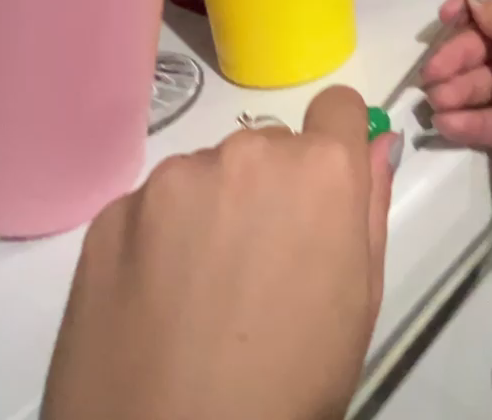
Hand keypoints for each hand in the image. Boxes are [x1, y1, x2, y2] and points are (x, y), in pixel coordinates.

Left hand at [43, 86, 400, 419]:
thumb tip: (379, 143)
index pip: (339, 106)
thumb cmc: (291, 386)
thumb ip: (371, 205)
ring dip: (214, 209)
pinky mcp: (113, 212)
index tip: (322, 188)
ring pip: (210, 172)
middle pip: (271, 145)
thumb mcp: (358, 301)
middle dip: (273, 187)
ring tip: (199, 291)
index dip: (337, 140)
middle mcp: (248, 151)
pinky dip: (159, 236)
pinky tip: (154, 300)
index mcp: (321, 170)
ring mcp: (173, 179)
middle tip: (257, 267)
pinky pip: (153, 204)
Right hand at [420, 0, 491, 261]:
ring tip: (438, 105)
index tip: (441, 20)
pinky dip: (466, 119)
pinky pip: (486, 116)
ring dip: (457, 89)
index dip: (472, 7)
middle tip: (431, 77)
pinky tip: (447, 126)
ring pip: (483, 80)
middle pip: (489, 42)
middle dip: (459, 56)